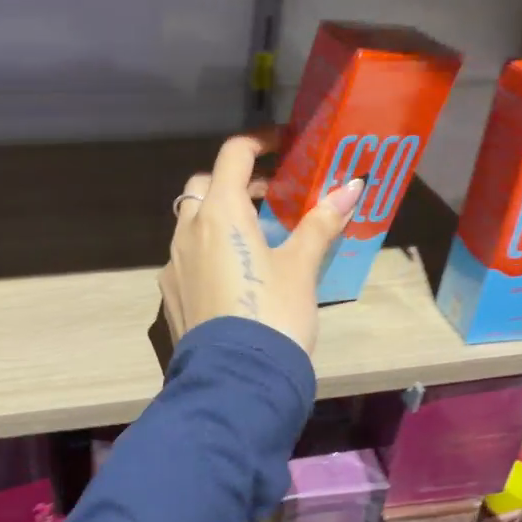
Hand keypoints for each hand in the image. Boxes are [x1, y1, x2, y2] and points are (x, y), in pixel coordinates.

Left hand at [159, 135, 362, 353]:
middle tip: (270, 195)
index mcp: (220, 213)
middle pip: (205, 185)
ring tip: (256, 235)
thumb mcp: (301, 267)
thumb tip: (351, 187)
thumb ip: (321, 223)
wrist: (236, 379)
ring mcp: (173, 263)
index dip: (259, 143)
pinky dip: (208, 248)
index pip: (233, 155)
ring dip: (219, 215)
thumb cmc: (274, 313)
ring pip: (191, 221)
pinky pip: (187, 255)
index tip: (282, 146)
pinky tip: (234, 274)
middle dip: (235, 181)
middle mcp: (188, 230)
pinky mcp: (170, 293)